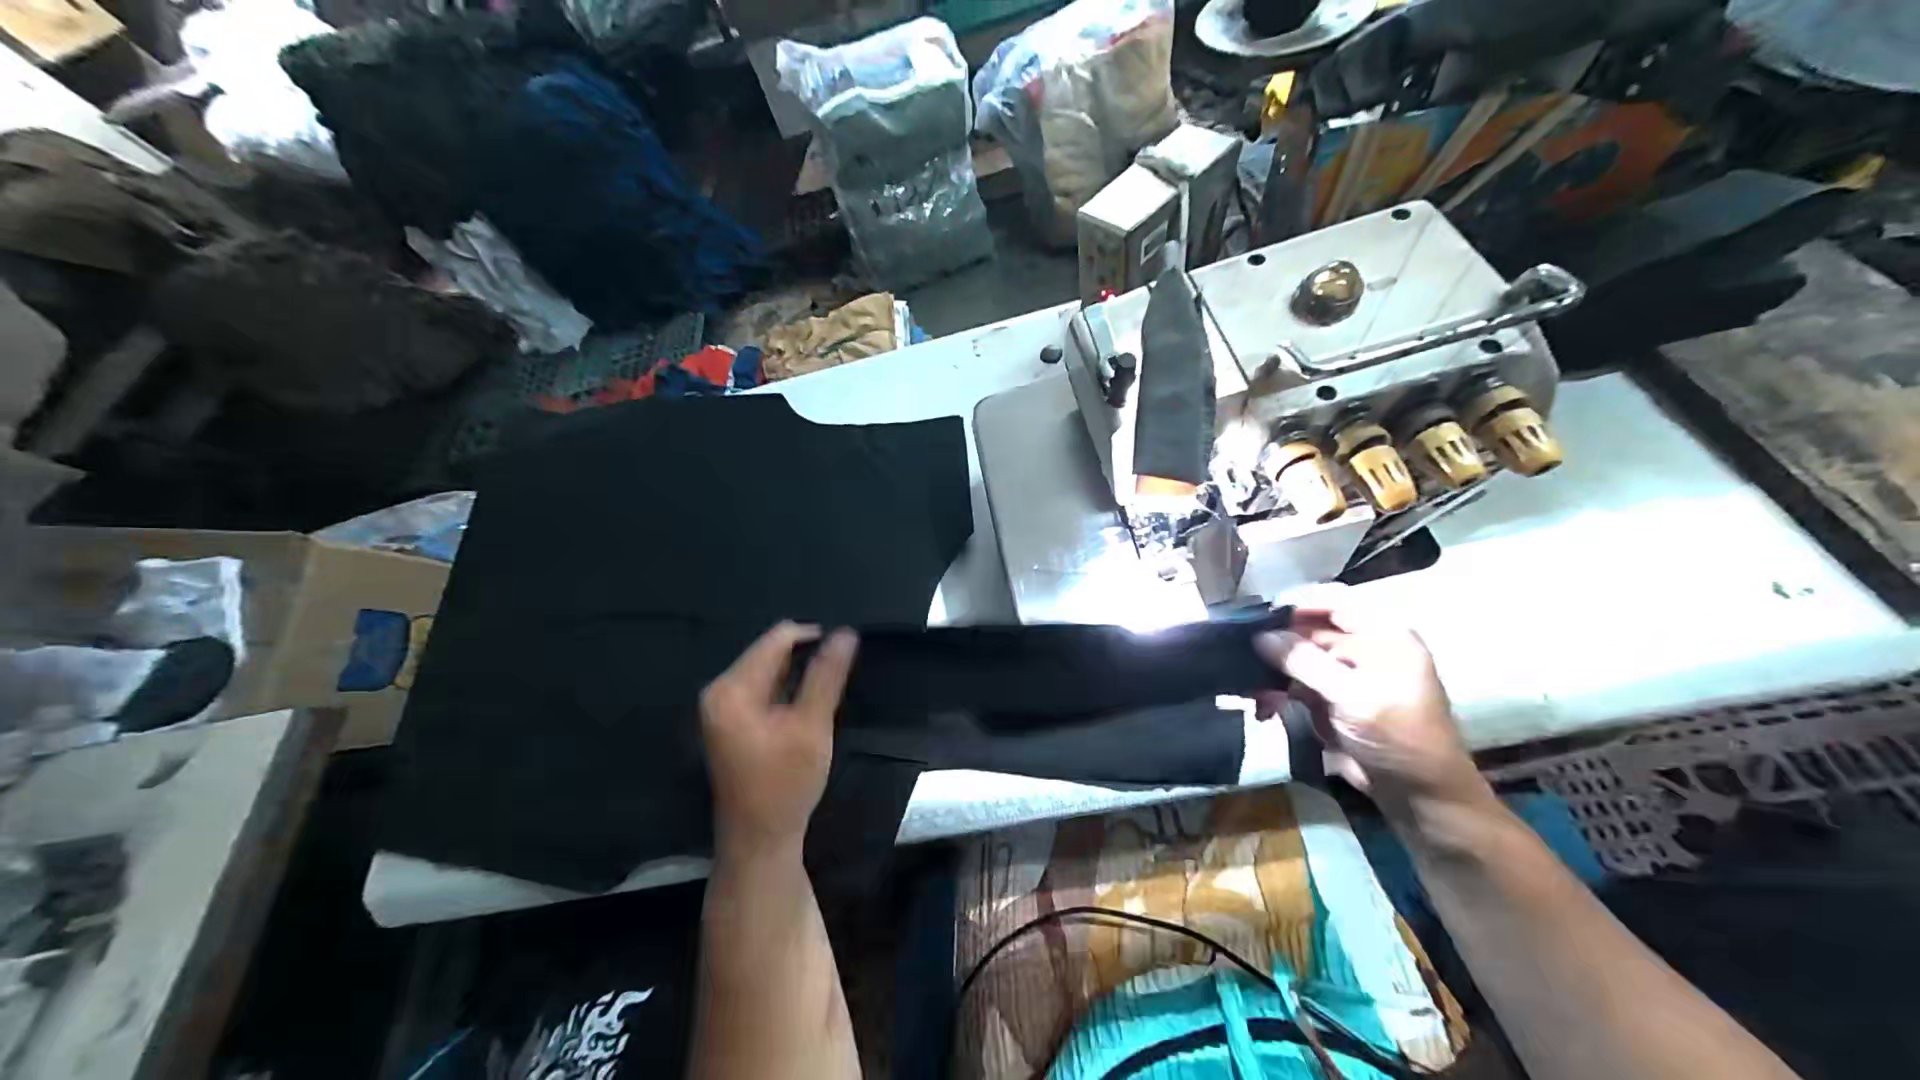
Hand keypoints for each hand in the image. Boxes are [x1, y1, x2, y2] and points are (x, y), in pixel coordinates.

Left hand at [700, 622, 857, 858]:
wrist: (760, 841)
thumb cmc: (785, 785)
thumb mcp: (812, 726)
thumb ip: (827, 676)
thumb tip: (846, 632)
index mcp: (731, 688)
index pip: (776, 639)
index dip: (814, 637)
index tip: (846, 652)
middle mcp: (720, 691)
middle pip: (771, 653)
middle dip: (806, 659)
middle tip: (838, 679)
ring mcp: (723, 708)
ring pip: (770, 672)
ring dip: (800, 676)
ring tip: (827, 694)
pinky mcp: (732, 722)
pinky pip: (765, 690)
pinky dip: (788, 693)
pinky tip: (808, 710)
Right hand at [1255, 588, 1490, 818]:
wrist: (1420, 798)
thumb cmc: (1398, 738)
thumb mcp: (1353, 697)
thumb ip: (1305, 662)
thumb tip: (1259, 637)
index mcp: (1384, 636)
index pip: (1335, 601)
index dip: (1298, 605)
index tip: (1259, 618)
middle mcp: (1364, 649)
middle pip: (1310, 630)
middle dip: (1276, 644)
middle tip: (1241, 655)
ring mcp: (1345, 677)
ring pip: (1296, 660)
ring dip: (1272, 673)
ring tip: (1251, 689)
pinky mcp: (1331, 702)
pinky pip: (1295, 687)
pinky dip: (1277, 695)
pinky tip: (1264, 709)